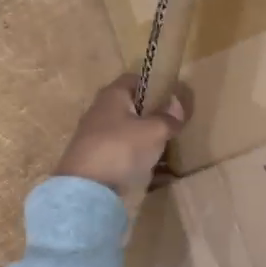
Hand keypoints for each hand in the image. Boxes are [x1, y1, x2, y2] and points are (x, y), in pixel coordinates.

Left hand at [54, 75, 188, 193]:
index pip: (133, 79)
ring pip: (126, 132)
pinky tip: (151, 171)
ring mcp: (95, 136)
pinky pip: (122, 153)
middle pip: (129, 107)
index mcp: (112, 95)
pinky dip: (136, 158)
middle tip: (171, 126)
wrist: (87, 186)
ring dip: (145, 139)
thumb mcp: (154, 131)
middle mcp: (100, 111)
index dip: (153, 85)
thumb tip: (177, 105)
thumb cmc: (122, 148)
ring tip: (165, 151)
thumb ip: (168, 118)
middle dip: (150, 115)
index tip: (171, 97)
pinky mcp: (95, 158)